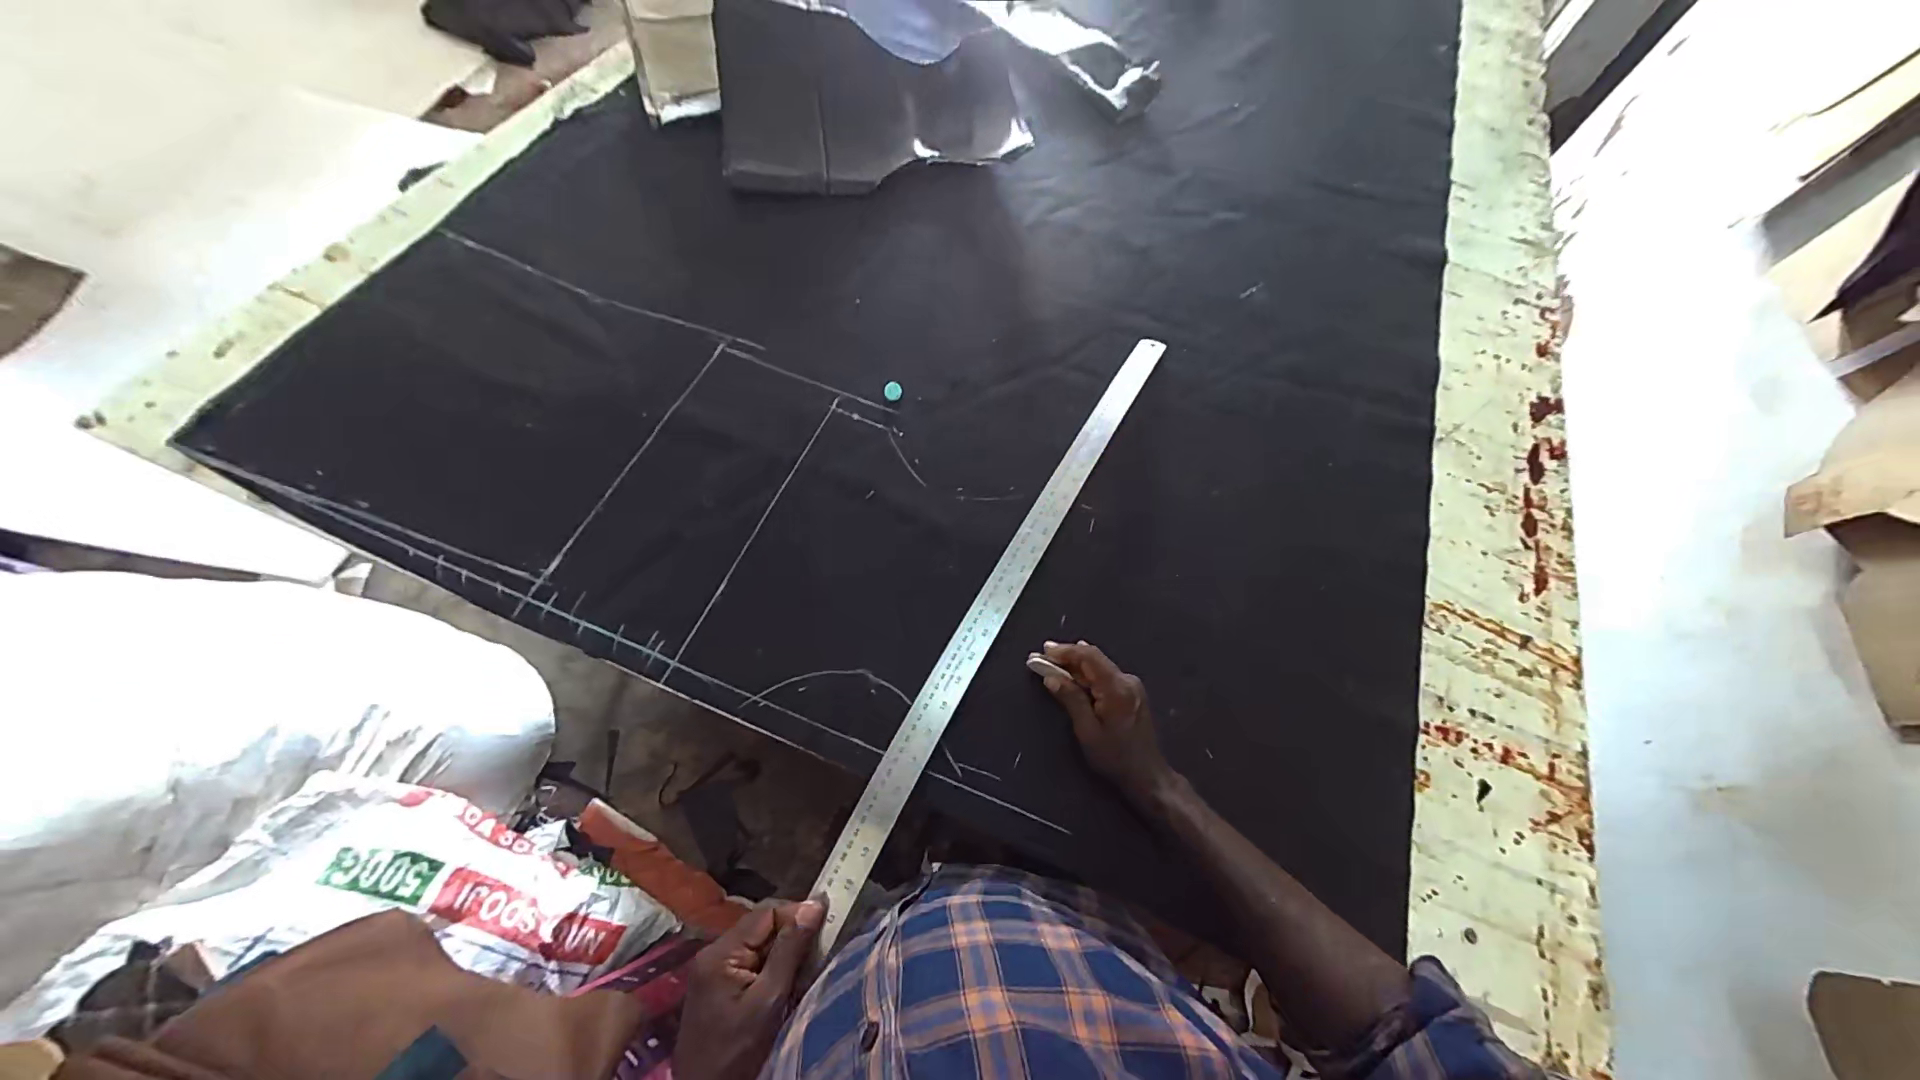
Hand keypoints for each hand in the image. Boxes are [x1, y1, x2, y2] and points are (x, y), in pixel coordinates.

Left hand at [673, 898, 824, 1079]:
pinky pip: (754, 962)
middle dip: (794, 934)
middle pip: (763, 926)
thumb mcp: (768, 1000)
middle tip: (821, 950)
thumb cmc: (736, 1054)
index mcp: (720, 952)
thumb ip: (790, 949)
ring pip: (761, 944)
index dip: (798, 914)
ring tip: (808, 969)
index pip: (767, 912)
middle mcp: (714, 953)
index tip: (827, 926)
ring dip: (787, 952)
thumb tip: (815, 904)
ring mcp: (715, 971)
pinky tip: (789, 984)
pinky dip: (775, 968)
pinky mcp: (720, 988)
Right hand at [1038, 641, 1175, 804]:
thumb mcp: (1087, 731)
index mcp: (1117, 688)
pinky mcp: (1132, 692)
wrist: (1147, 774)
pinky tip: (1075, 677)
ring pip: (1100, 666)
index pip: (1089, 657)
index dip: (1065, 651)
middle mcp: (1127, 681)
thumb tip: (1051, 678)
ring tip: (1053, 666)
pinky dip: (1087, 674)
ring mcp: (1132, 686)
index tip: (1044, 652)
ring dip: (1076, 665)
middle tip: (1043, 658)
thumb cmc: (1115, 757)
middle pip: (1094, 658)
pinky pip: (1106, 675)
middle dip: (1068, 656)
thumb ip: (1071, 700)